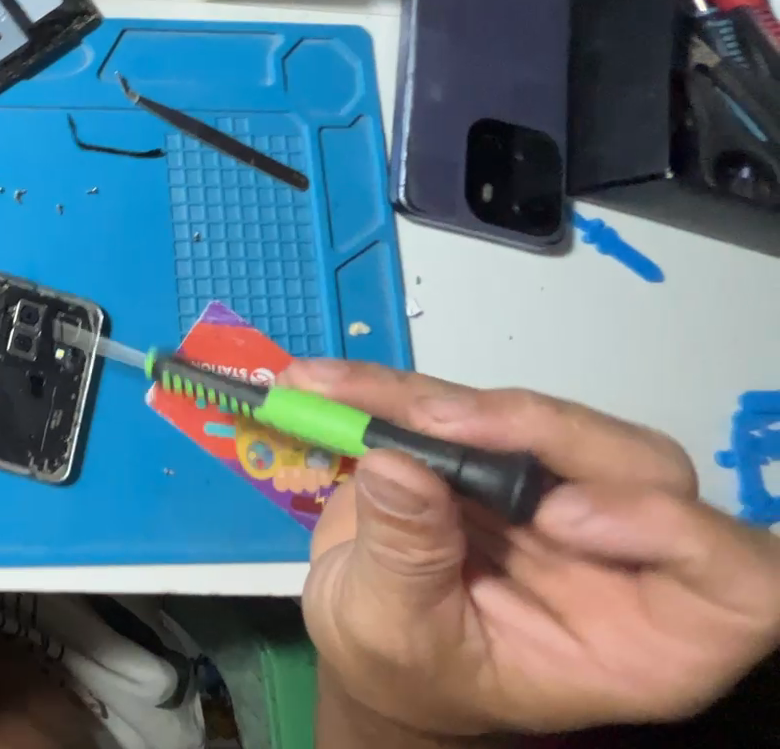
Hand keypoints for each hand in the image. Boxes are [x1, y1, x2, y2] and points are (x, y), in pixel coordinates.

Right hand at [289, 360, 779, 738]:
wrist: (364, 642)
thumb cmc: (405, 668)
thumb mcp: (398, 630)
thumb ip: (405, 556)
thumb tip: (397, 465)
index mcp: (641, 631)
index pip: (732, 577)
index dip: (671, 531)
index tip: (558, 518)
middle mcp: (612, 550)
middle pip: (629, 464)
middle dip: (535, 428)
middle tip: (433, 422)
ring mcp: (543, 491)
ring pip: (523, 416)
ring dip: (427, 396)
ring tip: (332, 389)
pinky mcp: (477, 454)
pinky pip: (440, 404)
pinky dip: (375, 388)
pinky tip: (318, 381)